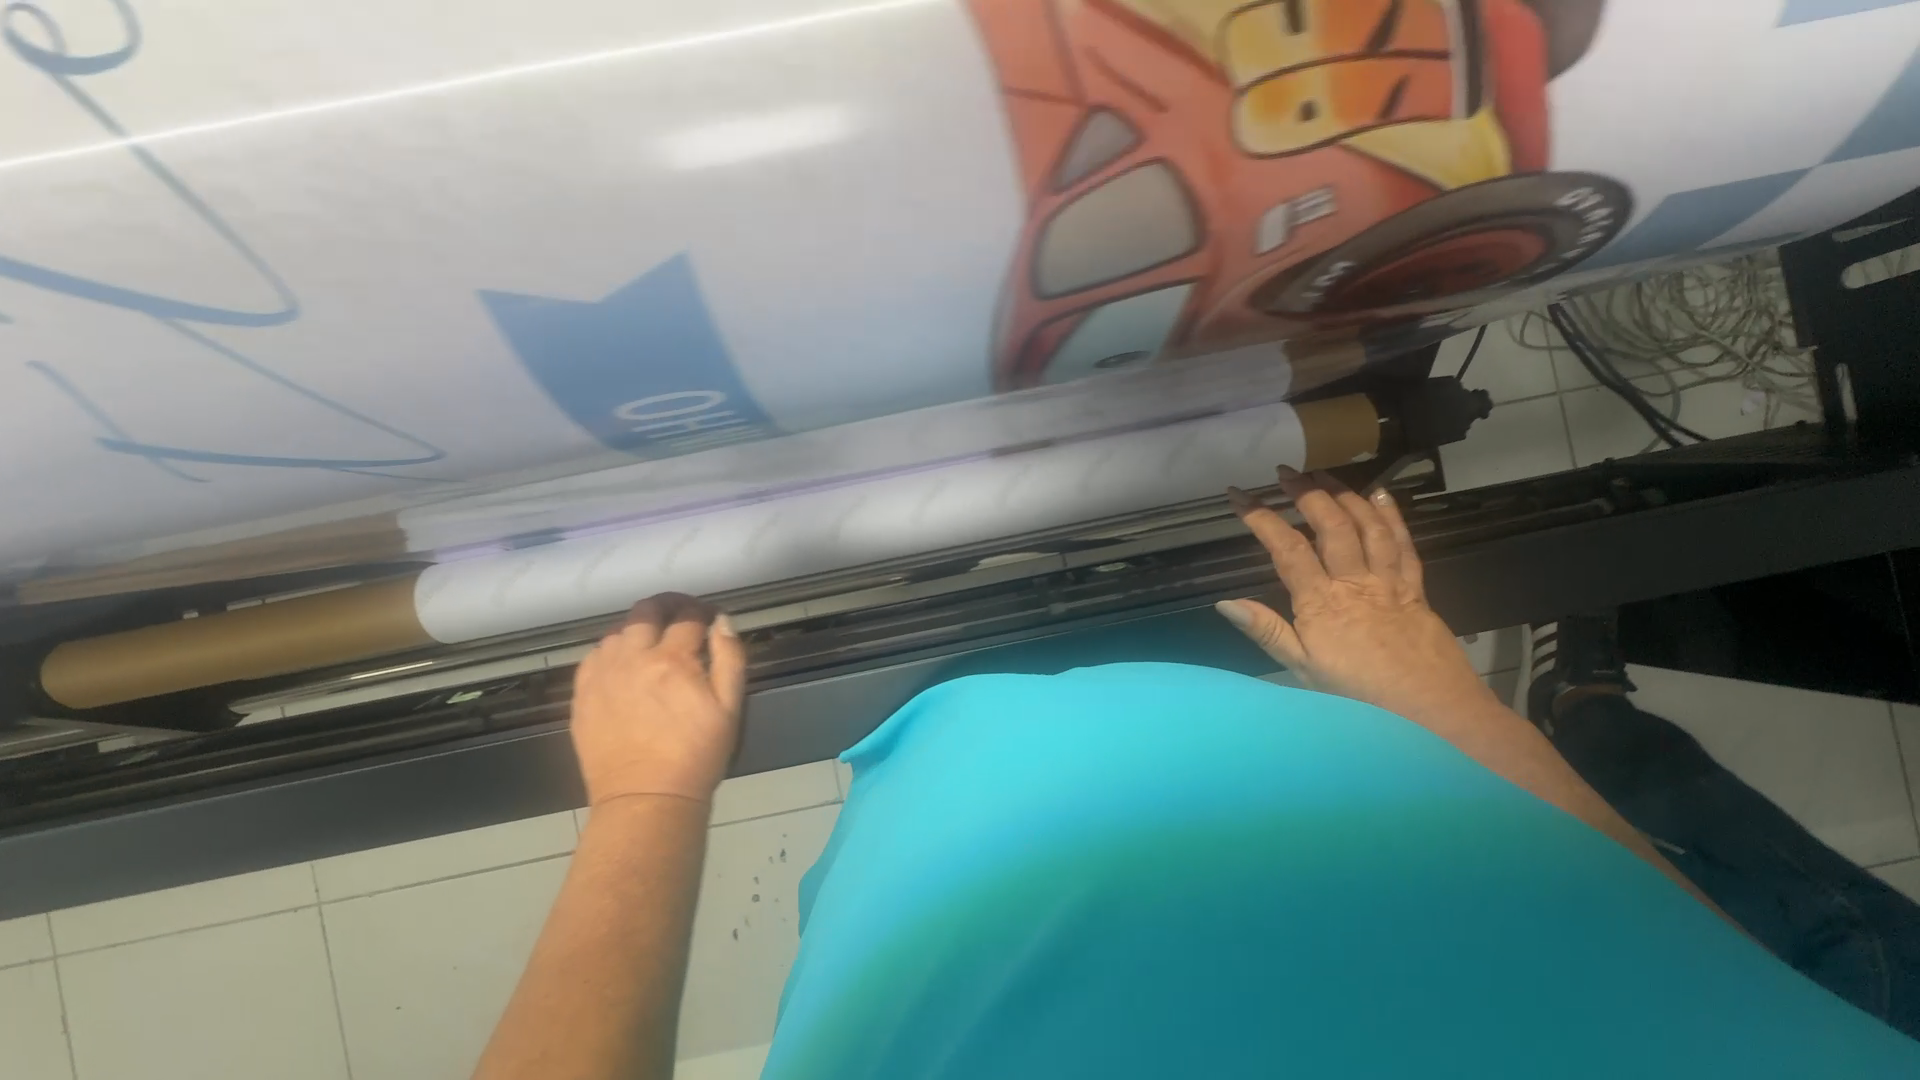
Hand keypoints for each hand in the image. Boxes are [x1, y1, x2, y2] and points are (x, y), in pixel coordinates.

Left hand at [569, 593, 746, 806]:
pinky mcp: (582, 694)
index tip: (709, 616)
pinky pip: (594, 655)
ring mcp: (603, 675)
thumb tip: (721, 621)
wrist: (646, 798)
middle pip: (646, 611)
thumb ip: (730, 658)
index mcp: (673, 660)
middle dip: (667, 605)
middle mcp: (633, 659)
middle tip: (680, 615)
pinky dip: (612, 650)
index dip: (701, 610)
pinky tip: (624, 664)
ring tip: (651, 643)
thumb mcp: (729, 708)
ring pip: (618, 631)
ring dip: (638, 629)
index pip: (687, 616)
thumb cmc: (696, 755)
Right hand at [1217, 467, 1494, 724]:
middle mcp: (1355, 583)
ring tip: (1324, 475)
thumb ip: (1267, 632)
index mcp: (1321, 604)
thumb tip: (1225, 603)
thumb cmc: (1361, 697)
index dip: (1260, 517)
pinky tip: (1381, 495)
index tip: (1238, 494)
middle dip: (1306, 493)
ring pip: (1368, 526)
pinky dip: (1391, 516)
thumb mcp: (1304, 670)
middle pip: (1331, 525)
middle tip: (1286, 472)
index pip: (1286, 549)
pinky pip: (1403, 543)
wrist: (1435, 712)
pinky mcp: (1415, 588)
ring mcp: (1388, 582)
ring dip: (1345, 495)